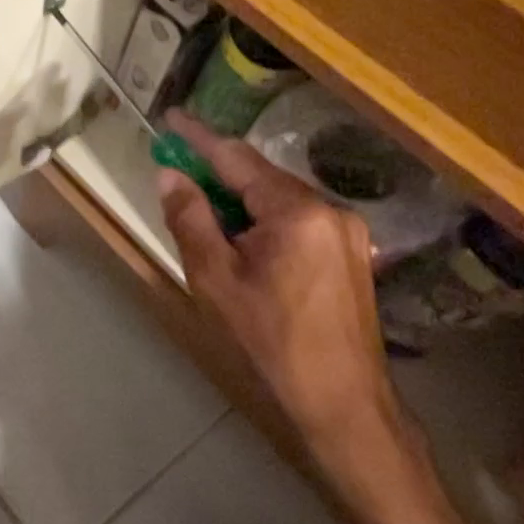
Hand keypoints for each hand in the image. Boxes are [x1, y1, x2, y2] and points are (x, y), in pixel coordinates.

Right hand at [155, 111, 398, 440]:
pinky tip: (243, 243)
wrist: (343, 404)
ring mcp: (349, 233)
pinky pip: (298, 220)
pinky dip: (264, 220)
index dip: (198, 138)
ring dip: (240, 200)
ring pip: (279, 199)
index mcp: (297, 211)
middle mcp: (330, 210)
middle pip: (261, 176)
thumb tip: (170, 175)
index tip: (170, 118)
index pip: (236, 158)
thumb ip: (191, 219)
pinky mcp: (353, 256)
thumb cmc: (269, 342)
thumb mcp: (215, 280)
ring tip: (205, 216)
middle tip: (178, 175)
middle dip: (217, 173)